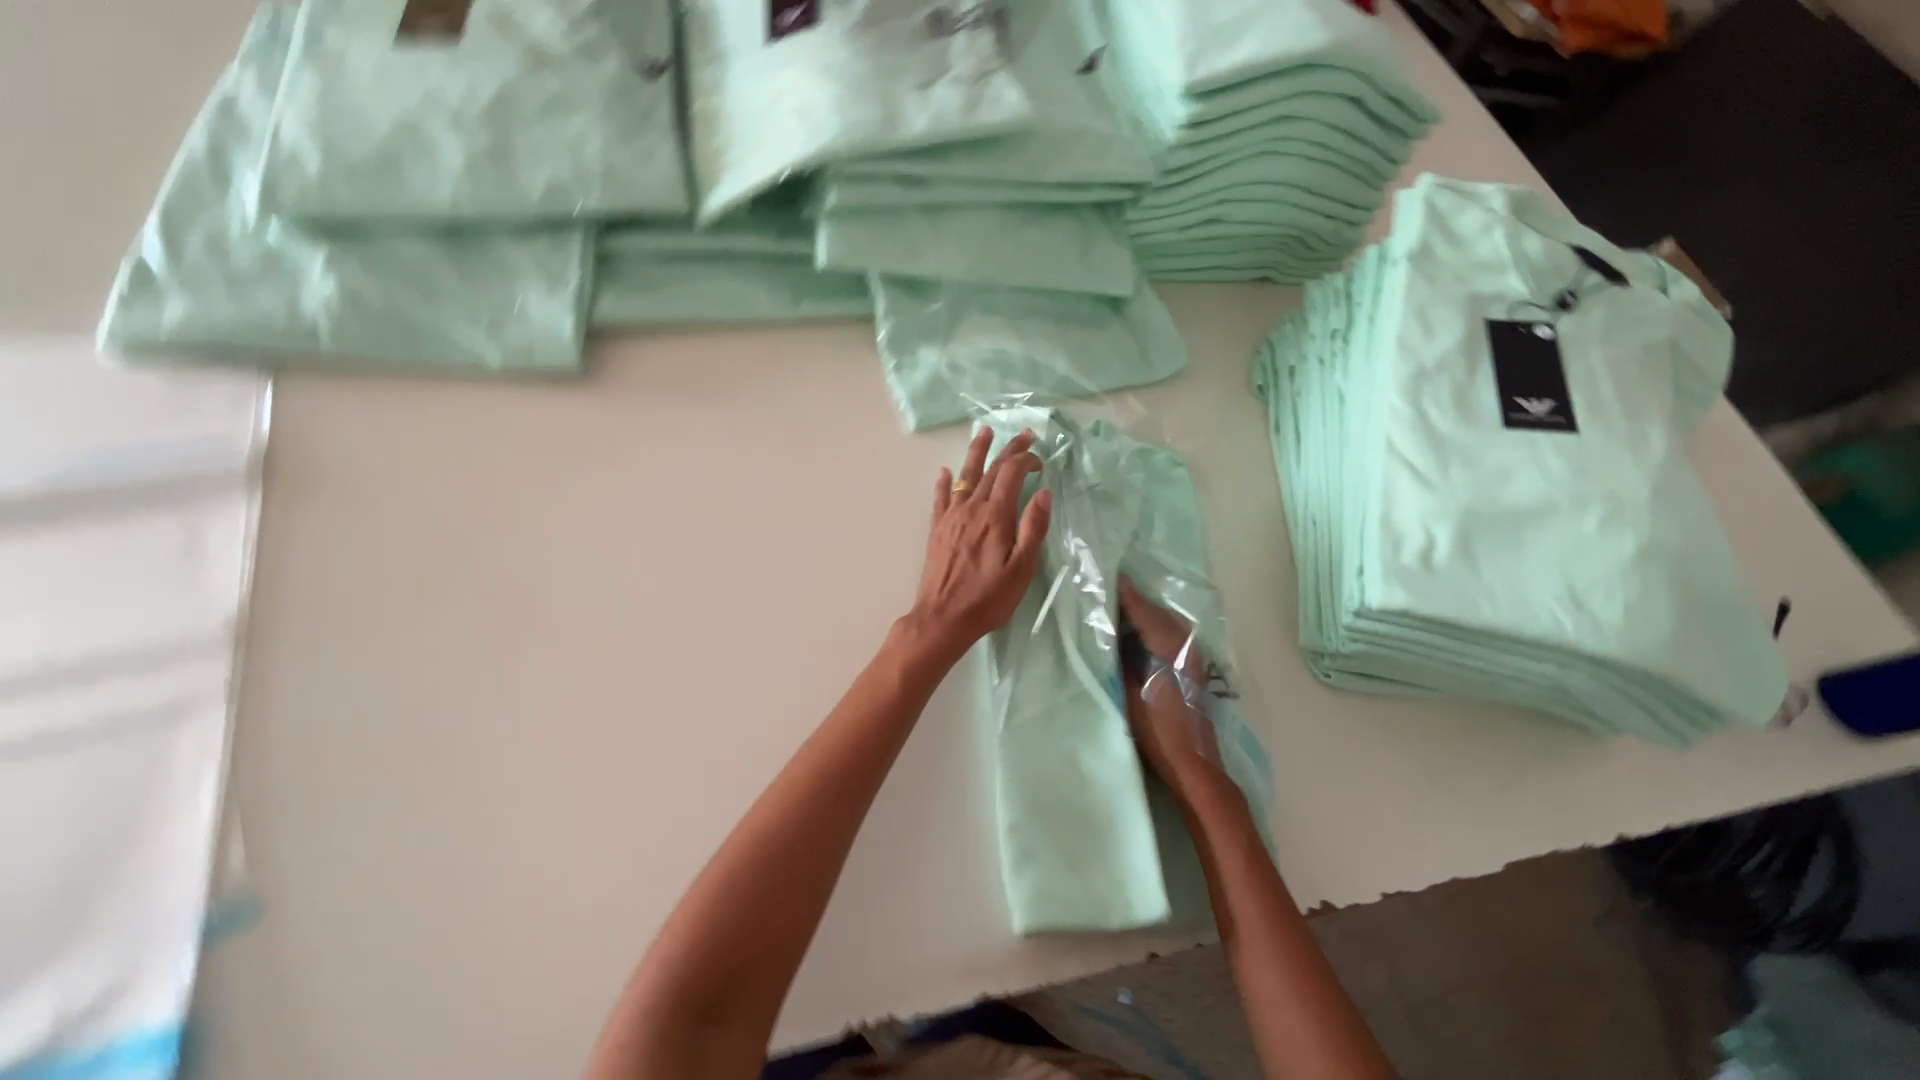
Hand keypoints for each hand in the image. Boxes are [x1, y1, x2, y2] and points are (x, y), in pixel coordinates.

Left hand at [900, 428, 1052, 664]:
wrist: (942, 618)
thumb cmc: (988, 599)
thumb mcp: (1021, 569)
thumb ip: (1032, 528)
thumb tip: (1042, 493)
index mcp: (995, 516)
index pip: (1011, 475)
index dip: (1026, 461)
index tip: (1040, 460)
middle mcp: (971, 509)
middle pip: (990, 469)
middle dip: (1008, 449)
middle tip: (1024, 434)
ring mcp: (951, 518)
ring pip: (964, 476)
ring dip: (976, 453)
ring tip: (984, 432)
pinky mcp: (937, 530)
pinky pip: (941, 497)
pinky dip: (945, 482)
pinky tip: (946, 472)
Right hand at [1119, 578, 1226, 799]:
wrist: (1193, 763)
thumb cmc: (1158, 732)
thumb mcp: (1129, 696)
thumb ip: (1121, 663)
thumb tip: (1109, 636)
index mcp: (1170, 650)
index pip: (1145, 613)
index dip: (1126, 595)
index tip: (1107, 577)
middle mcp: (1186, 647)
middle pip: (1159, 613)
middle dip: (1136, 599)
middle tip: (1108, 588)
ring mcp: (1193, 657)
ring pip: (1167, 623)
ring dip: (1146, 612)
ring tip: (1119, 606)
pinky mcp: (1192, 668)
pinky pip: (1171, 635)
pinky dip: (1154, 626)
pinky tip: (1137, 631)